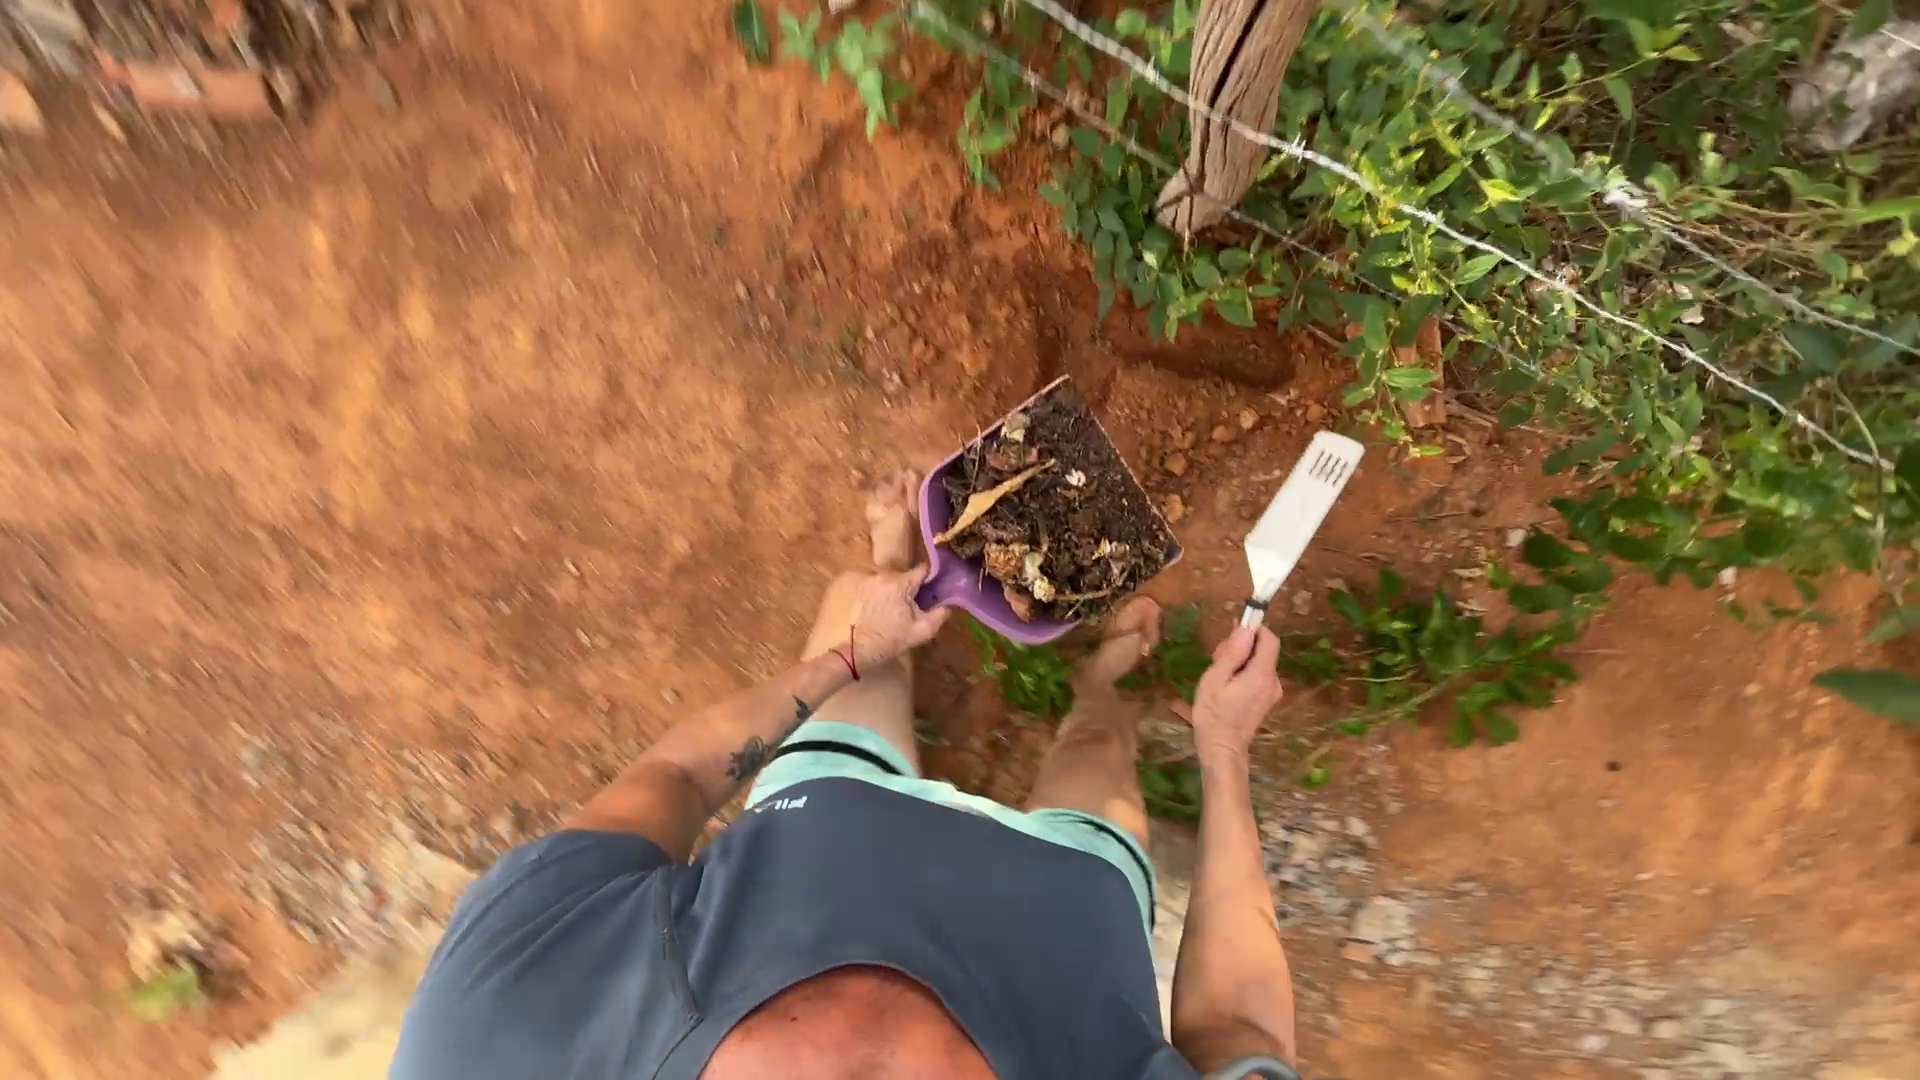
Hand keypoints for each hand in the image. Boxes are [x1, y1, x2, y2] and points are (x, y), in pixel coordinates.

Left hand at [844, 565, 950, 667]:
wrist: (860, 648)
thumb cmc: (892, 639)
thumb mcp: (922, 630)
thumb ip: (941, 613)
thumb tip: (951, 602)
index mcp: (900, 583)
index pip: (924, 568)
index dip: (934, 576)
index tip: (938, 585)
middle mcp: (884, 575)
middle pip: (908, 575)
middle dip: (915, 587)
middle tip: (920, 603)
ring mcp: (871, 580)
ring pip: (894, 580)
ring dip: (900, 590)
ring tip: (902, 608)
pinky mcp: (862, 587)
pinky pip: (881, 585)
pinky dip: (887, 593)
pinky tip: (887, 609)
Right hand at [1189, 626, 1283, 761]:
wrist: (1221, 748)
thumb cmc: (1213, 713)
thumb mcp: (1215, 679)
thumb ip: (1232, 653)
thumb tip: (1245, 629)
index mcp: (1262, 674)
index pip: (1270, 639)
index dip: (1254, 629)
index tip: (1231, 632)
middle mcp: (1273, 681)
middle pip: (1263, 649)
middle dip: (1241, 645)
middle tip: (1216, 657)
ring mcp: (1271, 691)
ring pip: (1259, 661)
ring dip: (1239, 659)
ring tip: (1217, 673)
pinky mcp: (1266, 698)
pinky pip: (1257, 674)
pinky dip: (1243, 671)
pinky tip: (1225, 683)